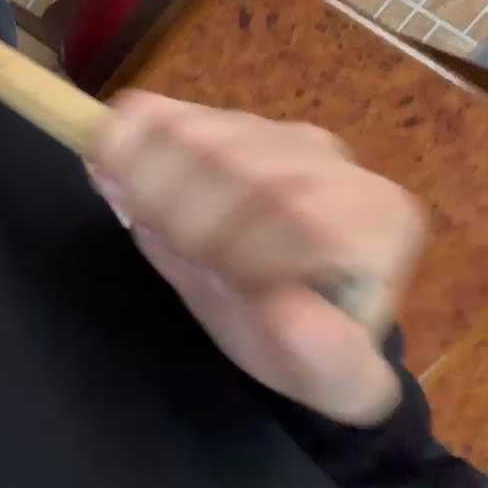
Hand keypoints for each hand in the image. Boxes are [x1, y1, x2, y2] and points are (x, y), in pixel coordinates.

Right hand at [90, 92, 425, 425]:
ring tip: (159, 227)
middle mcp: (321, 155)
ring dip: (150, 191)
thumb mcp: (325, 375)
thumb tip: (291, 314)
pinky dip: (117, 145)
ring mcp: (252, 125)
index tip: (227, 285)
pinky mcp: (194, 113)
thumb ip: (326, 356)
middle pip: (235, 166)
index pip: (302, 211)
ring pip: (185, 134)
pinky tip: (114, 180)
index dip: (245, 251)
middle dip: (189, 223)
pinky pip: (146, 112)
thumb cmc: (296, 335)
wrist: (259, 297)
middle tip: (188, 260)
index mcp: (373, 213)